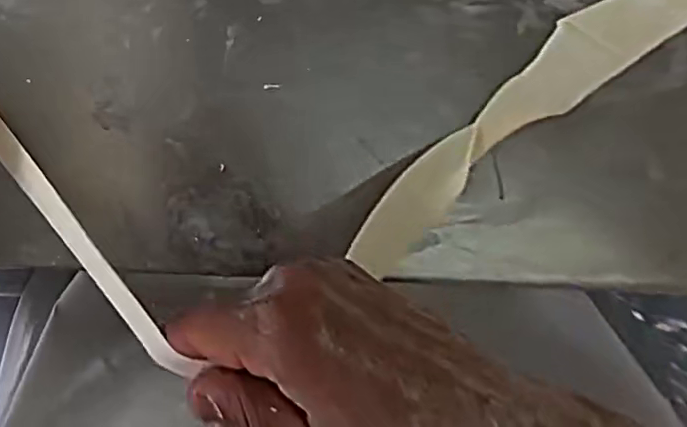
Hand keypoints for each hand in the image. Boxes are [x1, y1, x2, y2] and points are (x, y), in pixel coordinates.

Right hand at [167, 259, 636, 426]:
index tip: (182, 364)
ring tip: (325, 392)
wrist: (504, 426)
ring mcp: (330, 275)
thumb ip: (249, 414)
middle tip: (281, 407)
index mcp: (280, 326)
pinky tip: (345, 368)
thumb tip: (212, 396)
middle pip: (237, 314)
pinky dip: (311, 324)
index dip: (185, 351)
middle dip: (244, 354)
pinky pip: (308, 296)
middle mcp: (301, 286)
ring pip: (272, 304)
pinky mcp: (356, 276)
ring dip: (280, 340)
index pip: (197, 323)